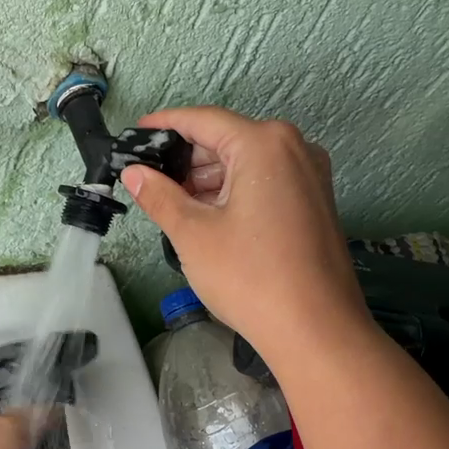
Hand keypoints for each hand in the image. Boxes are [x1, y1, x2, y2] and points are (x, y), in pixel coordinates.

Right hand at [121, 107, 369, 347]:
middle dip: (185, 157)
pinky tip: (206, 215)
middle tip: (146, 177)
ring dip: (207, 178)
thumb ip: (159, 196)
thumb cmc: (250, 276)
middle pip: (227, 139)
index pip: (203, 120)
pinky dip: (233, 191)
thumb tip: (134, 173)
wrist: (315, 328)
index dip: (164, 125)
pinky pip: (265, 181)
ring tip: (170, 200)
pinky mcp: (313, 202)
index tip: (134, 133)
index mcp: (263, 144)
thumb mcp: (193, 234)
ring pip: (246, 162)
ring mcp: (309, 175)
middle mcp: (293, 148)